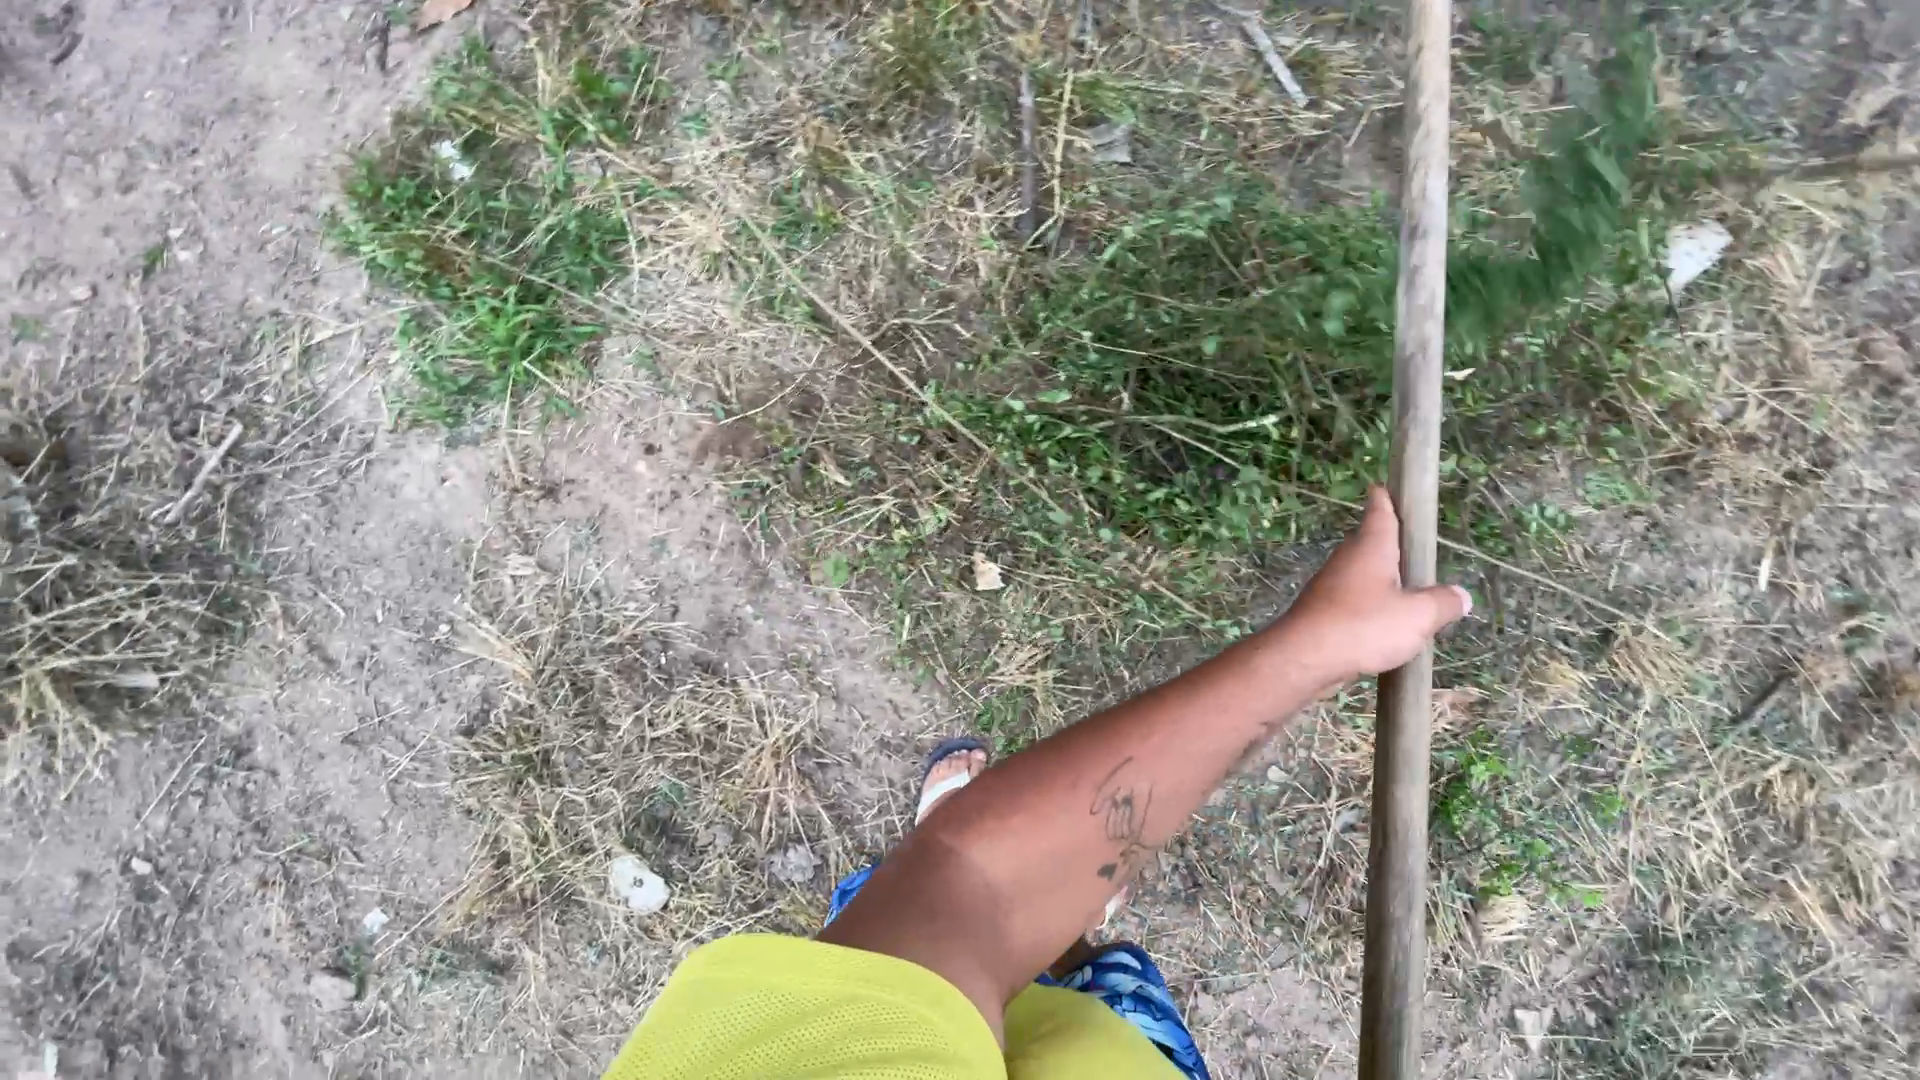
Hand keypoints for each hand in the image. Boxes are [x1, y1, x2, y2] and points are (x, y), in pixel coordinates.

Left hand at [1271, 486, 1470, 685]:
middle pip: (1370, 543)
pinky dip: (1369, 606)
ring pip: (1361, 575)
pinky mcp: (1322, 612)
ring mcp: (1330, 586)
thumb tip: (1461, 596)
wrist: (1304, 657)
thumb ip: (1442, 603)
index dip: (1385, 499)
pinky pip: (1352, 601)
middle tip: (1411, 545)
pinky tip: (1382, 625)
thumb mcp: (1417, 616)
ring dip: (1380, 580)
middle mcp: (1347, 561)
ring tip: (1406, 591)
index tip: (1383, 487)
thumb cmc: (1363, 625)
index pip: (1379, 513)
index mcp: (1370, 548)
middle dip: (1389, 543)